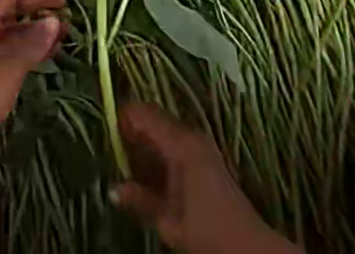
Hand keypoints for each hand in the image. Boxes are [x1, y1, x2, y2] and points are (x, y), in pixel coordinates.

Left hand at [0, 0, 64, 253]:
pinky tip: (50, 51)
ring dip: (37, 23)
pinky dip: (33, 45)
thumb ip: (29, 47)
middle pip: (12, 6)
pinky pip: (15, 50)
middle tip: (67, 2)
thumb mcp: (3, 75)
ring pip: (15, 29)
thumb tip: (56, 20)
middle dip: (38, 0)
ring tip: (64, 26)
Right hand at [114, 104, 297, 253]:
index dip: (122, 119)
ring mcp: (200, 144)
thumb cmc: (207, 232)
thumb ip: (139, 201)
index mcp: (180, 144)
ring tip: (129, 169)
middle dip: (132, 132)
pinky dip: (158, 153)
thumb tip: (113, 190)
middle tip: (115, 156)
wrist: (248, 247)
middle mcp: (190, 136)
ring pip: (163, 131)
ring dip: (145, 144)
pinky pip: (174, 142)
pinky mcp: (204, 156)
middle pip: (153, 118)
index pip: (143, 113)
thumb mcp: (168, 221)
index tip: (107, 137)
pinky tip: (150, 177)